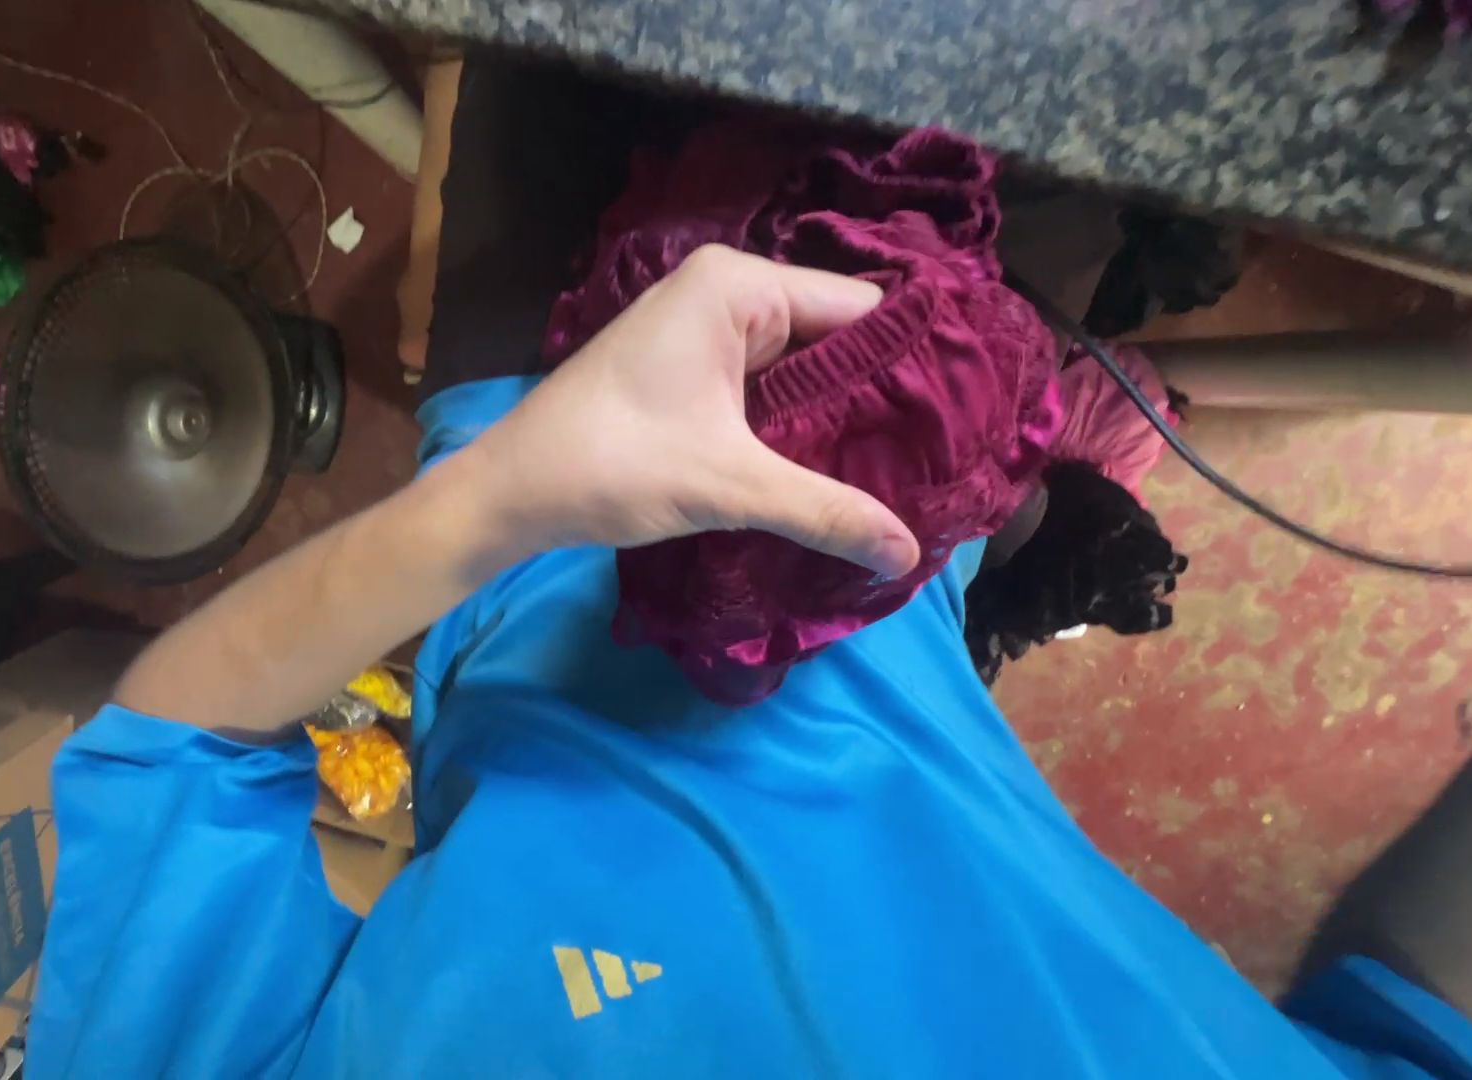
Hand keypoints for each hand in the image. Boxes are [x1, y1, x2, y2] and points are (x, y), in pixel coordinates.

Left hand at [439, 245, 920, 577]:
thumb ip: (823, 510)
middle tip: (936, 463)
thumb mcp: (727, 484)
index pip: (860, 313)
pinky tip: (823, 472)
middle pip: (828, 343)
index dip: (910, 370)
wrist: (512, 491)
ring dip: (829, 423)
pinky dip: (785, 428)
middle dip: (871, 404)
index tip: (959, 426)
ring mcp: (696, 334)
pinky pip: (755, 392)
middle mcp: (721, 294)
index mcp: (738, 287)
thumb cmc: (613, 465)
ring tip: (896, 475)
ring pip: (792, 373)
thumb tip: (907, 554)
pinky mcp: (680, 373)